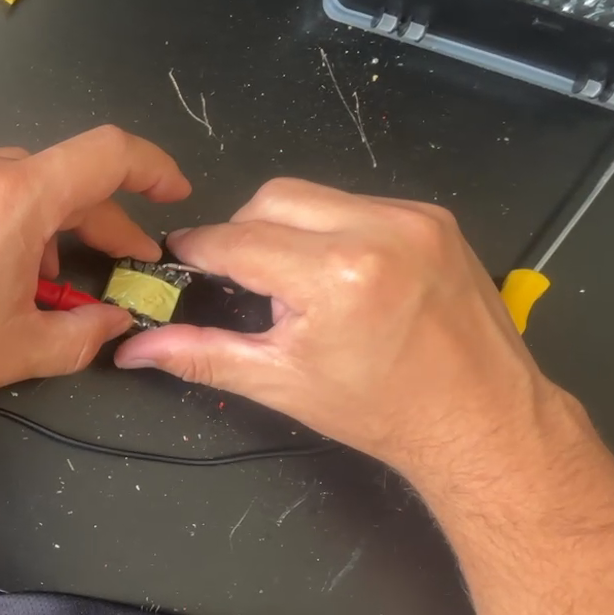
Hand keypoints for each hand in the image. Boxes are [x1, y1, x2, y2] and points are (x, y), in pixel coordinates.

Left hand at [0, 126, 191, 428]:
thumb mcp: (20, 351)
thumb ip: (86, 334)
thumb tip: (115, 324)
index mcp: (14, 198)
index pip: (107, 154)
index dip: (152, 167)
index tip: (171, 191)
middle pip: (57, 175)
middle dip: (96, 220)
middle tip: (116, 264)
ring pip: (9, 183)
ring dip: (41, 224)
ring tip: (40, 280)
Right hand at [112, 178, 569, 486]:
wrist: (481, 419)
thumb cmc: (377, 410)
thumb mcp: (276, 382)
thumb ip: (198, 353)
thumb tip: (132, 350)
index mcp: (337, 277)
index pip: (238, 240)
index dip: (196, 249)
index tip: (176, 260)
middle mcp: (380, 230)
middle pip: (272, 199)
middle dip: (240, 233)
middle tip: (237, 279)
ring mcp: (415, 218)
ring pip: (313, 195)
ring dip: (283, 228)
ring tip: (289, 281)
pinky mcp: (434, 219)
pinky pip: (354, 203)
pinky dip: (326, 230)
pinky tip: (332, 275)